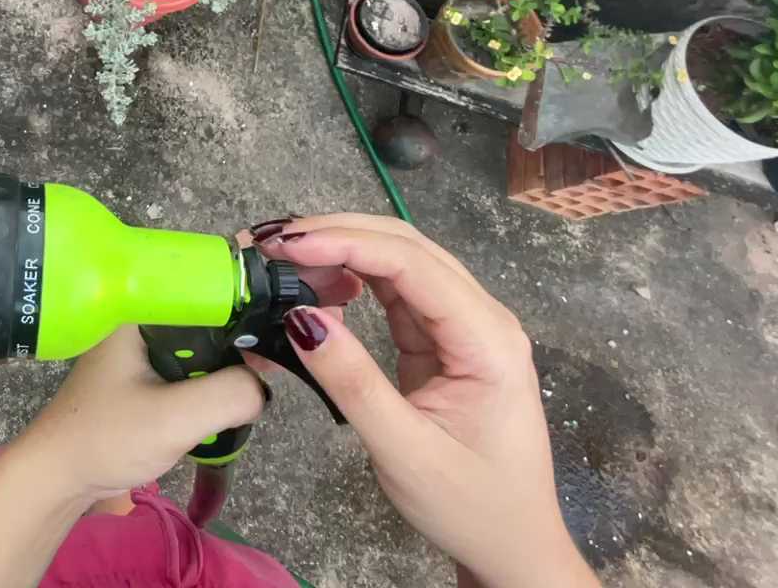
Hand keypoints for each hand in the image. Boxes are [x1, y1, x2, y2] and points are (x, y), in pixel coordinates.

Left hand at [11, 325, 265, 500]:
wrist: (63, 473)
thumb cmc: (108, 437)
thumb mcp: (174, 418)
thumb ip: (226, 395)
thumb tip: (263, 385)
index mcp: (137, 310)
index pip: (199, 289)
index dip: (239, 304)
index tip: (274, 328)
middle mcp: (139, 318)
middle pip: (203, 316)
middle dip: (236, 340)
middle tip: (269, 367)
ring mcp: (141, 345)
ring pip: (198, 343)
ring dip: (224, 365)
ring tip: (251, 387)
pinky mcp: (144, 371)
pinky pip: (188, 365)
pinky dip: (209, 381)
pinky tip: (226, 400)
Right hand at [259, 215, 597, 587]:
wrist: (509, 546)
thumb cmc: (469, 505)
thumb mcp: (404, 452)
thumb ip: (352, 381)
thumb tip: (299, 315)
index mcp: (486, 340)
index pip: (410, 263)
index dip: (343, 243)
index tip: (283, 246)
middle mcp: (478, 316)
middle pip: (402, 244)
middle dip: (332, 232)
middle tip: (268, 241)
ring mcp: (457, 320)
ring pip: (392, 255)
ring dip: (335, 246)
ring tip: (279, 256)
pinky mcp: (434, 331)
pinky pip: (386, 283)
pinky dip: (343, 273)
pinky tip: (312, 284)